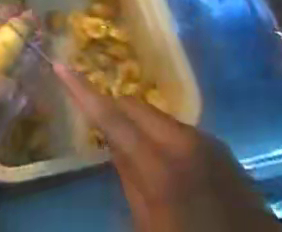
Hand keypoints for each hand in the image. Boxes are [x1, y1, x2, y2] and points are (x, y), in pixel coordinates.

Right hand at [55, 63, 279, 231]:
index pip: (112, 118)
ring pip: (158, 117)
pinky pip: (179, 130)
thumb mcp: (148, 227)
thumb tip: (112, 144)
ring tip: (125, 148)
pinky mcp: (220, 146)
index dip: (83, 92)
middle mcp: (182, 139)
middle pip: (135, 107)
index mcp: (159, 165)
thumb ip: (129, 182)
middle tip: (92, 122)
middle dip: (112, 108)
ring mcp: (205, 139)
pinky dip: (161, 136)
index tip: (61, 65)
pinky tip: (159, 161)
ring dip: (138, 125)